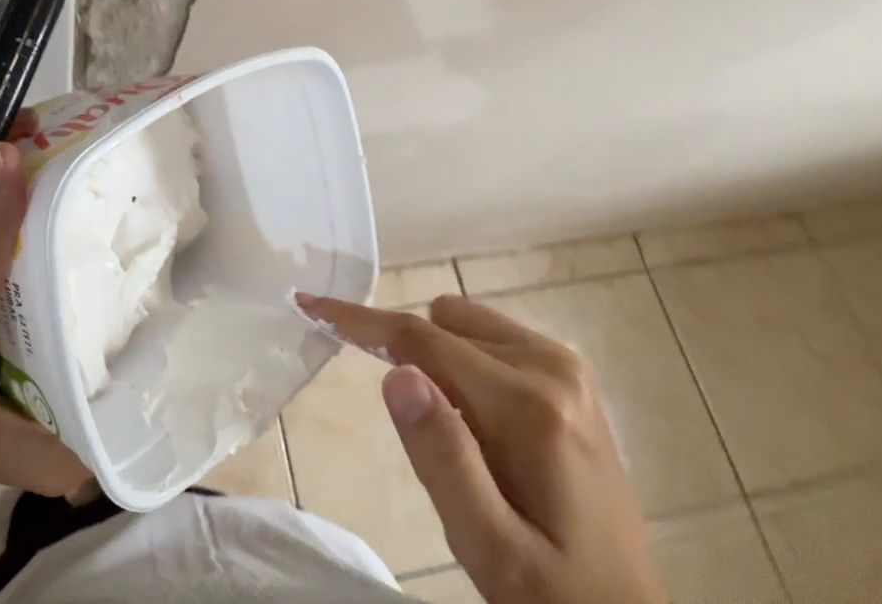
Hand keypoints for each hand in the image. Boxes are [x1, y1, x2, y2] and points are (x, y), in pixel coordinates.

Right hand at [296, 292, 664, 603]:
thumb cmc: (552, 594)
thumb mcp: (488, 546)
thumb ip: (442, 458)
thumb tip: (396, 371)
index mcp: (529, 405)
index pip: (422, 337)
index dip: (360, 320)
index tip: (309, 306)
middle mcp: (552, 367)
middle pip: (445, 322)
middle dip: (406, 352)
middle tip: (405, 425)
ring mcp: (568, 369)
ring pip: (466, 325)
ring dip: (435, 358)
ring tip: (448, 436)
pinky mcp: (571, 380)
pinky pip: (493, 341)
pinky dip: (462, 362)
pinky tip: (473, 424)